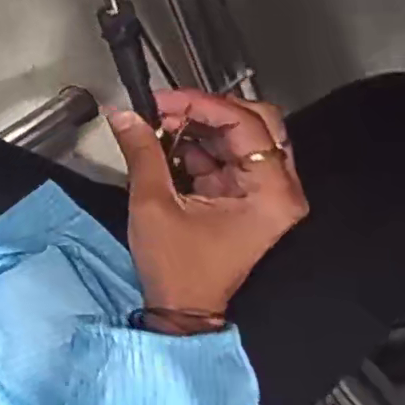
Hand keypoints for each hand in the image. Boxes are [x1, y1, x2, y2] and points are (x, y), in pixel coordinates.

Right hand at [107, 89, 309, 332]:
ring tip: (158, 128)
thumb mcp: (151, 203)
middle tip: (164, 110)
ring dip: (199, 127)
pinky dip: (196, 146)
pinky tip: (166, 147)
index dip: (202, 104)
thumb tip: (125, 116)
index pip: (247, 125)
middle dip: (206, 111)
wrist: (183, 305)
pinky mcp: (244, 196)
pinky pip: (226, 156)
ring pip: (241, 137)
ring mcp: (262, 192)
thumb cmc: (176, 264)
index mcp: (271, 192)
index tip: (162, 100)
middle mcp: (278, 188)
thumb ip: (142, 153)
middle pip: (255, 124)